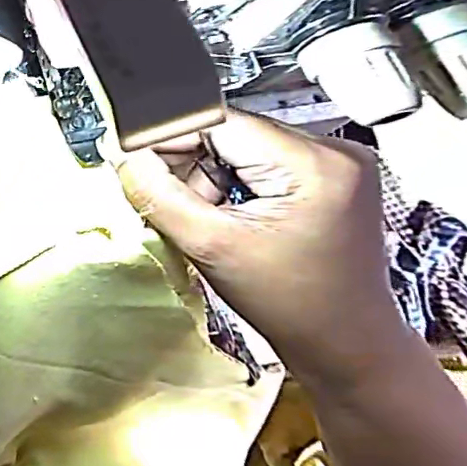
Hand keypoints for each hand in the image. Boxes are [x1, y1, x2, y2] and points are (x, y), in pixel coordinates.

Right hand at [116, 112, 413, 387]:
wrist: (345, 345)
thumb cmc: (296, 307)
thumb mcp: (210, 247)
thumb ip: (157, 194)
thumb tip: (121, 153)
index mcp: (313, 164)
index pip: (215, 120)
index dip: (165, 136)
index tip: (132, 155)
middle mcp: (330, 150)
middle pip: (225, 129)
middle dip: (185, 161)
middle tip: (168, 197)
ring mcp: (330, 160)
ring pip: (235, 143)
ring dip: (205, 173)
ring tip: (206, 215)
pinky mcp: (323, 172)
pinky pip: (254, 157)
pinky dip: (227, 181)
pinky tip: (226, 213)